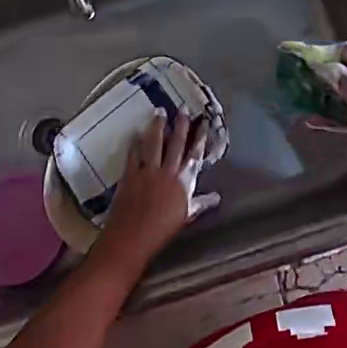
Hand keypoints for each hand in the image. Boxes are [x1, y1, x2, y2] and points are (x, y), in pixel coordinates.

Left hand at [102, 111, 217, 259]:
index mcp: (183, 181)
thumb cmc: (162, 230)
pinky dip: (134, 143)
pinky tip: (134, 133)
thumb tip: (216, 197)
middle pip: (176, 144)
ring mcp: (147, 171)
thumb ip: (200, 203)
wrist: (132, 238)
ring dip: (157, 127)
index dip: (200, 138)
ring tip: (159, 112)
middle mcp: (167, 172)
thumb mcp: (185, 216)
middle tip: (183, 109)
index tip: (204, 123)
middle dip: (181, 125)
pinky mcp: (129, 175)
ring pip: (154, 143)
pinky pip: (133, 154)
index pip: (194, 155)